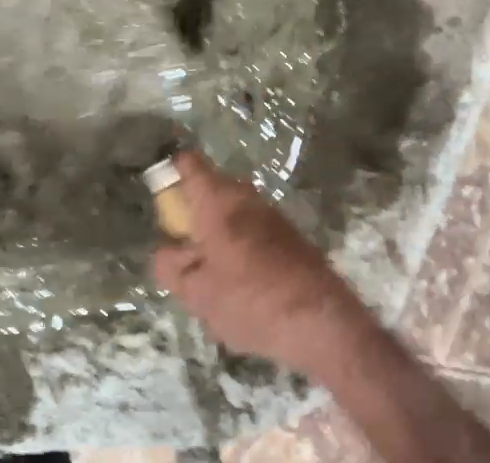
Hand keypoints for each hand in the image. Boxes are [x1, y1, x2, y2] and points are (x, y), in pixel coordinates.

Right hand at [151, 151, 359, 374]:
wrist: (326, 326)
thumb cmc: (251, 302)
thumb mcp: (195, 293)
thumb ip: (169, 266)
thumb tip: (167, 250)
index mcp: (218, 200)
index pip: (187, 162)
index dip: (169, 174)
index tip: (163, 208)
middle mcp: (246, 197)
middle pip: (209, 190)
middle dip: (194, 217)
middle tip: (187, 256)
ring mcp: (273, 215)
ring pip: (233, 214)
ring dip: (219, 236)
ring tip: (216, 280)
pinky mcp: (293, 237)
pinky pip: (254, 232)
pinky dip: (243, 250)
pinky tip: (247, 290)